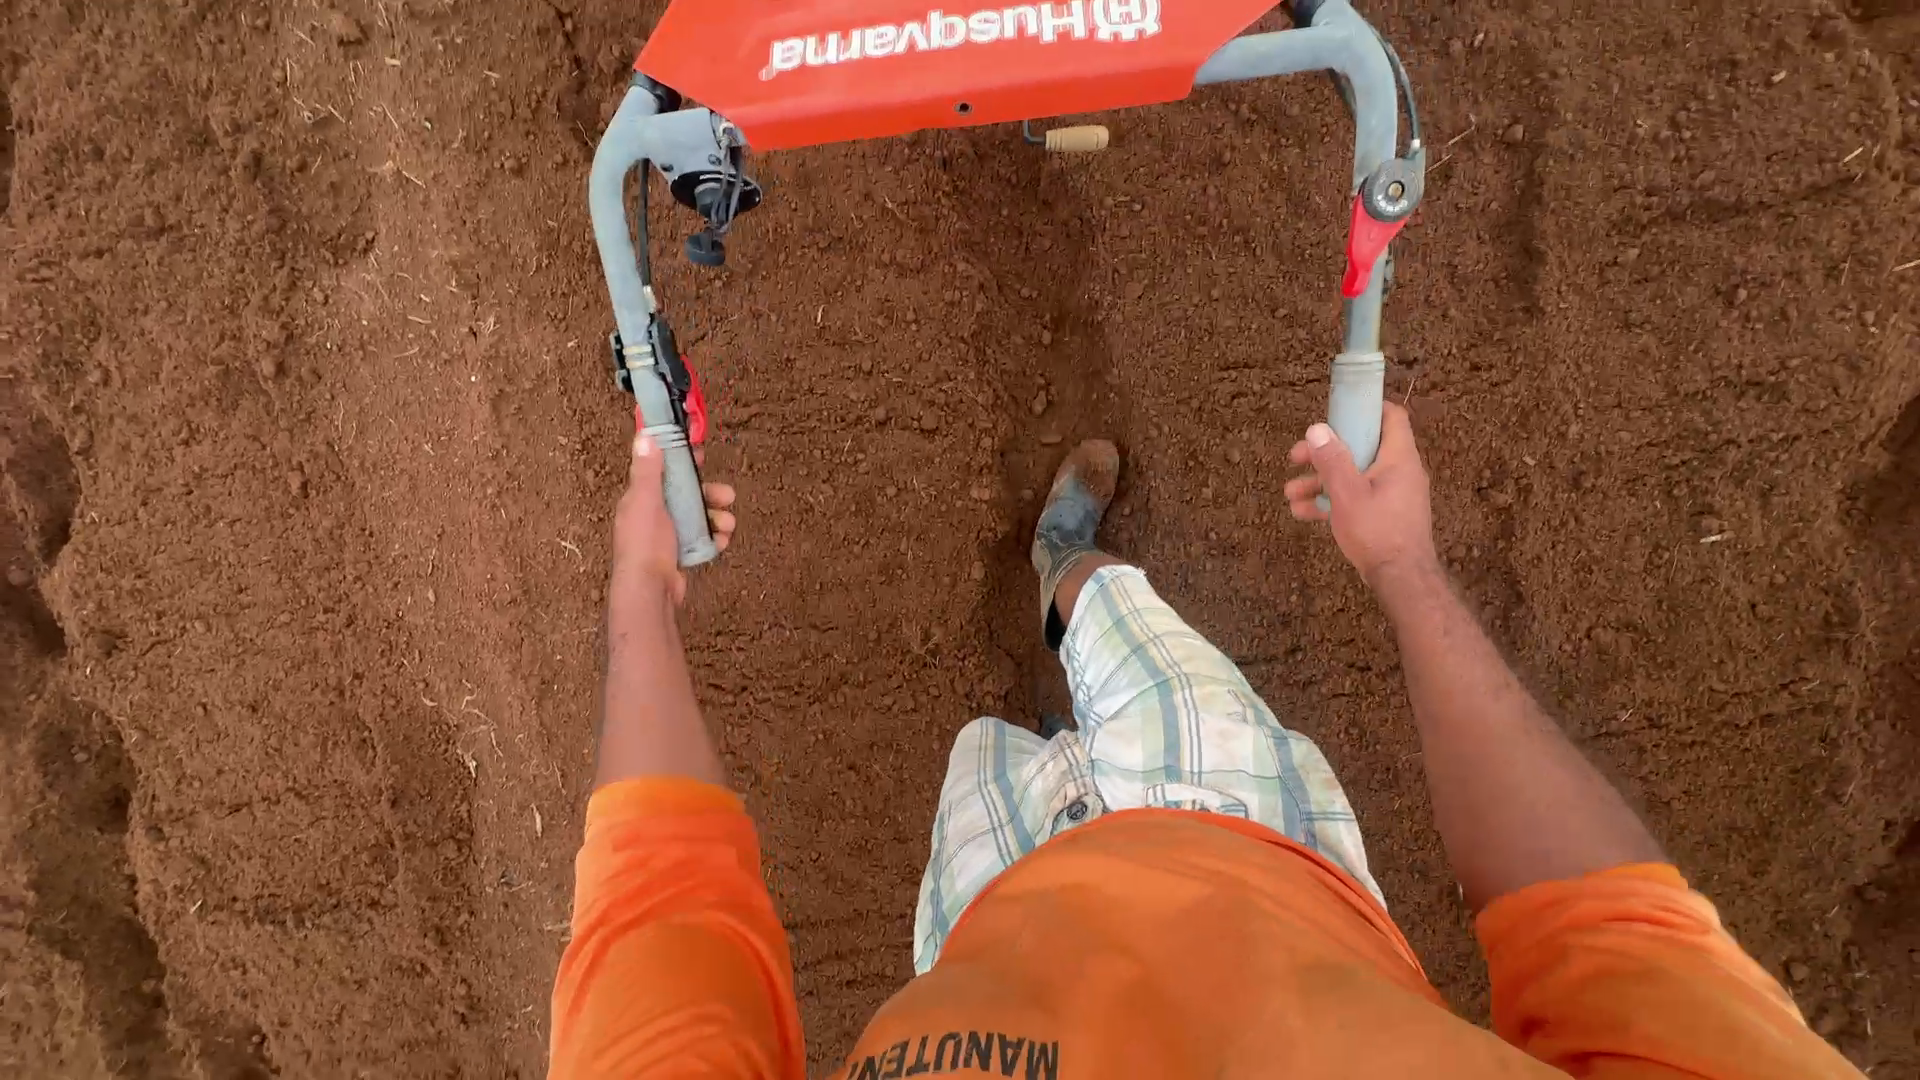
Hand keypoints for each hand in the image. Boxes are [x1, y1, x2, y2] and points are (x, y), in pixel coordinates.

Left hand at [611, 432, 735, 606]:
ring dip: (717, 517)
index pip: (663, 471)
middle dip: (710, 494)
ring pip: (700, 517)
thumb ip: (647, 470)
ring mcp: (668, 535)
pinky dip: (715, 538)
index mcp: (642, 499)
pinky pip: (703, 538)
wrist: (651, 589)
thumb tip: (645, 436)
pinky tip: (721, 541)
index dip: (682, 462)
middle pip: (688, 495)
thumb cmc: (644, 545)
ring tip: (728, 525)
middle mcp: (654, 514)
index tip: (700, 455)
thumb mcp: (646, 501)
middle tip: (728, 496)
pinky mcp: (681, 553)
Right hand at [1284, 402, 1438, 590]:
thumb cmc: (1376, 531)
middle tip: (1294, 458)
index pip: (1391, 417)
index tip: (1337, 412)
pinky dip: (1331, 500)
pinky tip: (1304, 512)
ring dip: (1319, 481)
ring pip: (1352, 475)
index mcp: (1398, 458)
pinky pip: (1355, 497)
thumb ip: (1332, 460)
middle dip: (1324, 452)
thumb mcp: (1347, 493)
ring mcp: (1392, 494)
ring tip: (1290, 493)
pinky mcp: (1384, 514)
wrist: (1400, 578)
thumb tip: (1317, 428)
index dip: (1366, 409)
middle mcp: (1398, 471)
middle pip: (1360, 448)